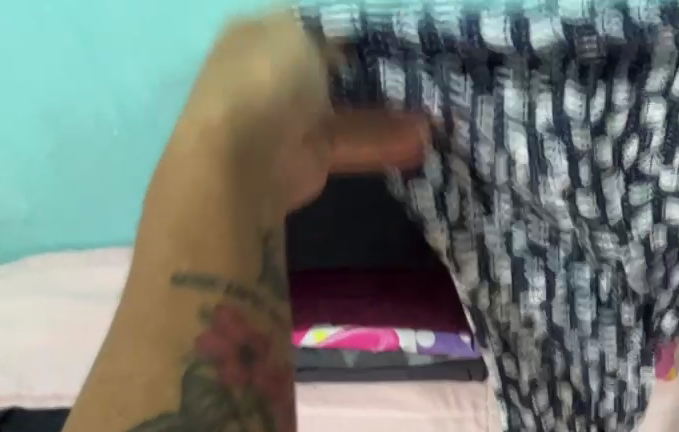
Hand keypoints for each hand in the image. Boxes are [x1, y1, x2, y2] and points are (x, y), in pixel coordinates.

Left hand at [178, 11, 426, 208]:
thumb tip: (357, 42)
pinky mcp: (313, 157)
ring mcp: (295, 117)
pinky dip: (385, 143)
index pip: (320, 24)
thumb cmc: (269, 81)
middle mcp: (278, 72)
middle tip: (425, 78)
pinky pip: (354, 144)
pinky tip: (421, 143)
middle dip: (380, 74)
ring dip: (391, 113)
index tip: (401, 39)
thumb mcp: (303, 33)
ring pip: (351, 109)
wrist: (243, 159)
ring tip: (435, 117)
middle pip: (339, 69)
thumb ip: (335, 34)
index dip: (359, 31)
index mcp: (266, 31)